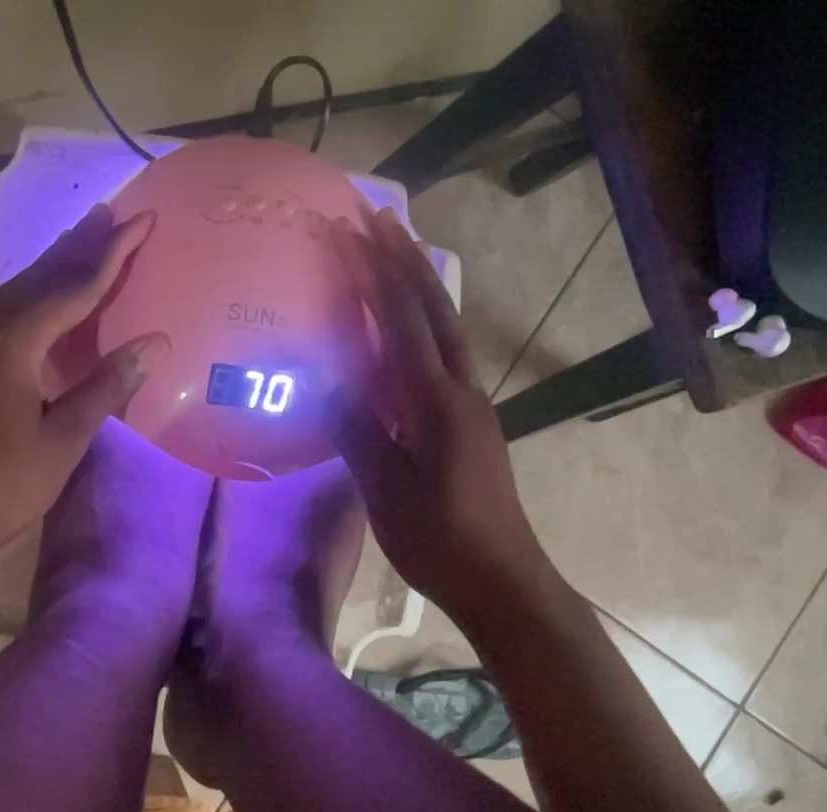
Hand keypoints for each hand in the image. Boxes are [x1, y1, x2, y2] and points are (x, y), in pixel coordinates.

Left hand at [0, 204, 169, 567]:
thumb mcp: (66, 437)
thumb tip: (156, 340)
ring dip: (55, 265)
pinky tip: (45, 295)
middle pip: (42, 275)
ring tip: (86, 237)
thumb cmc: (5, 483)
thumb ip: (108, 384)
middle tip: (114, 213)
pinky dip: (33, 294)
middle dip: (81, 245)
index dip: (114, 254)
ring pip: (18, 289)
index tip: (144, 221)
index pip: (75, 286)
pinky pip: (3, 310)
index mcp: (12, 339)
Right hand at [326, 208, 552, 610]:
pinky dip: (422, 325)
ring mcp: (471, 405)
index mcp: (436, 404)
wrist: (500, 577)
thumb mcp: (385, 489)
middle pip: (433, 311)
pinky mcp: (469, 422)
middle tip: (375, 218)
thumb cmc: (438, 539)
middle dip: (403, 261)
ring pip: (444, 330)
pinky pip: (443, 357)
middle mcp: (460, 391)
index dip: (373, 276)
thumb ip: (357, 430)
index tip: (346, 233)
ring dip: (418, 286)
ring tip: (392, 252)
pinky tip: (404, 327)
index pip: (401, 324)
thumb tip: (326, 379)